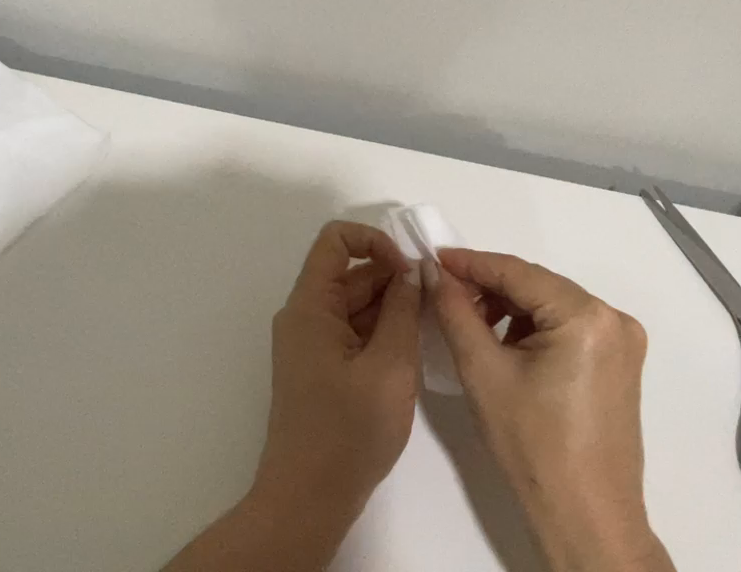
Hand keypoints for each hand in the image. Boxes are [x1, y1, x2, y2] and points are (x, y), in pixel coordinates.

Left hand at [163, 221, 421, 571]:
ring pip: (353, 303)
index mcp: (310, 306)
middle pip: (348, 273)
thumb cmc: (349, 431)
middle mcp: (304, 316)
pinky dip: (380, 330)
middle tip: (435, 299)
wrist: (308, 499)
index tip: (408, 269)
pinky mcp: (321, 368)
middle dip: (391, 277)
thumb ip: (402, 311)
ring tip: (429, 324)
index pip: (335, 240)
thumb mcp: (390, 366)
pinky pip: (352, 331)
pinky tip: (411, 348)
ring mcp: (311, 344)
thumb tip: (411, 271)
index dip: (374, 241)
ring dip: (390, 306)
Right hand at [431, 248, 674, 571]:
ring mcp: (621, 341)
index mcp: (587, 316)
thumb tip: (433, 270)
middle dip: (488, 287)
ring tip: (469, 324)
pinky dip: (532, 328)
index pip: (518, 272)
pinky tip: (502, 344)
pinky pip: (566, 326)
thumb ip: (455, 312)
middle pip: (536, 286)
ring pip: (549, 305)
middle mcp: (613, 318)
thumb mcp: (483, 372)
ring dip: (508, 308)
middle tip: (443, 294)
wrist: (585, 517)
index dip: (471, 263)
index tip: (431, 259)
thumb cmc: (533, 446)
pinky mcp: (618, 361)